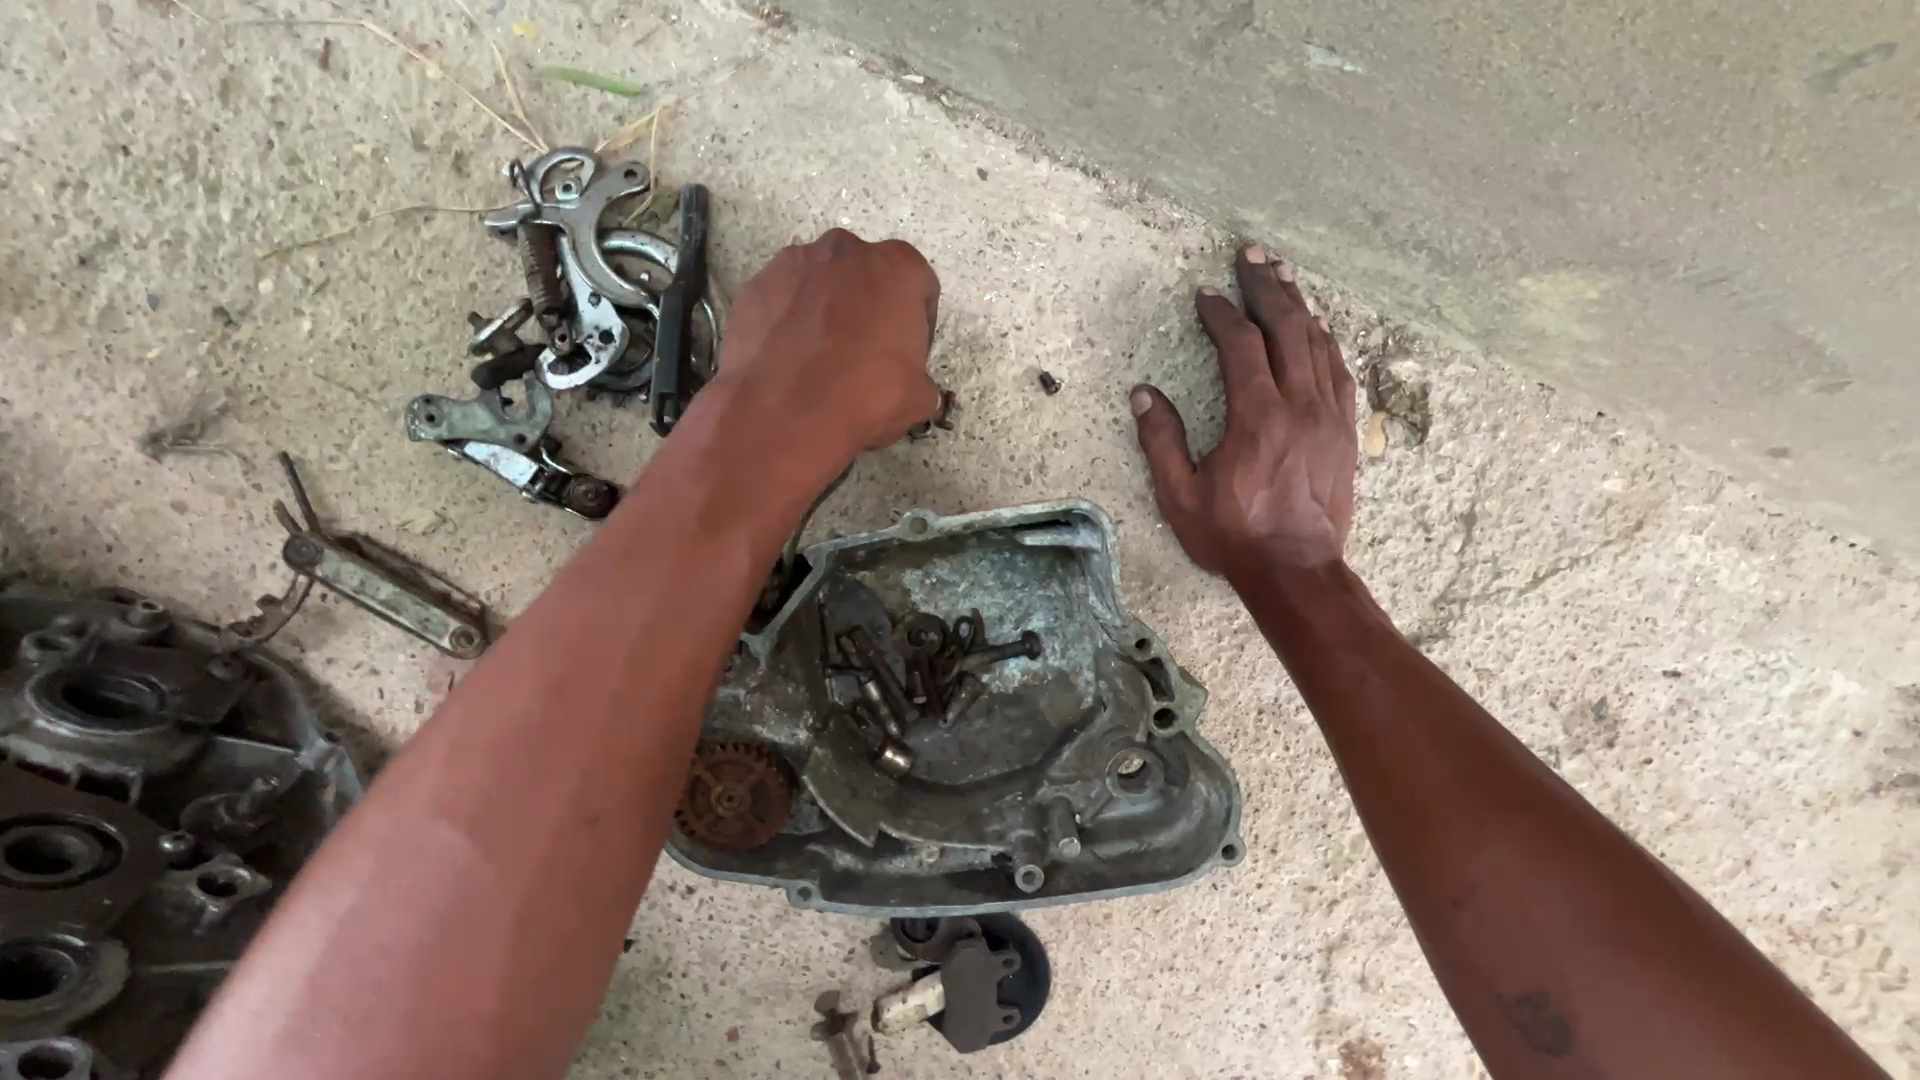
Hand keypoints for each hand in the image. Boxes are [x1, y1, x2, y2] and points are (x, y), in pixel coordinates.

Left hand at [709, 229, 942, 459]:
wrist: (784, 412)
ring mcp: (795, 263)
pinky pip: (782, 300)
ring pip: (821, 284)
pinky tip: (790, 360)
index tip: (909, 352)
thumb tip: (919, 392)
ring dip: (827, 311)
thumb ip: (924, 383)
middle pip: (867, 277)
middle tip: (865, 354)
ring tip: (821, 358)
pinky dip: (788, 322)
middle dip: (869, 308)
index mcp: (897, 267)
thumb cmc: (865, 395)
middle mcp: (846, 250)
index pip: (920, 287)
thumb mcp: (918, 399)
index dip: (918, 323)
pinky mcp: (756, 285)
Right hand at [1132, 245, 1358, 577]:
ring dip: (1299, 305)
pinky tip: (1316, 328)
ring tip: (1282, 276)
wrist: (1296, 570)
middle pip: (1289, 328)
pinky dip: (1324, 341)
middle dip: (1267, 287)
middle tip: (1251, 255)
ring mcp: (1330, 417)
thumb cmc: (1233, 536)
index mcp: (1257, 418)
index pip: (1241, 345)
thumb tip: (1143, 395)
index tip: (1205, 295)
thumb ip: (1161, 441)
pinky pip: (1340, 371)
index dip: (1221, 313)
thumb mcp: (1180, 495)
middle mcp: (1300, 406)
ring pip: (1319, 343)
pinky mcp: (1346, 432)